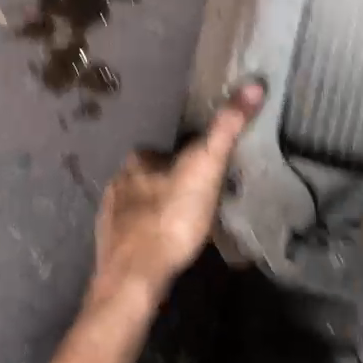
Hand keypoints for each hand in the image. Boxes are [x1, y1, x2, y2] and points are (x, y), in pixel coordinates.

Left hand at [92, 80, 266, 298]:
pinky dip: (146, 236)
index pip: (158, 151)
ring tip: (183, 225)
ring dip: (156, 211)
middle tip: (196, 200)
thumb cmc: (170, 220)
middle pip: (146, 179)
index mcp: (136, 163)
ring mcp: (109, 218)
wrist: (134, 278)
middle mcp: (115, 185)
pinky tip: (162, 248)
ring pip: (136, 206)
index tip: (201, 171)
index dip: (179, 158)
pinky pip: (132, 234)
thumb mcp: (205, 169)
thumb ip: (226, 129)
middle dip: (166, 185)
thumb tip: (253, 84)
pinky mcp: (109, 248)